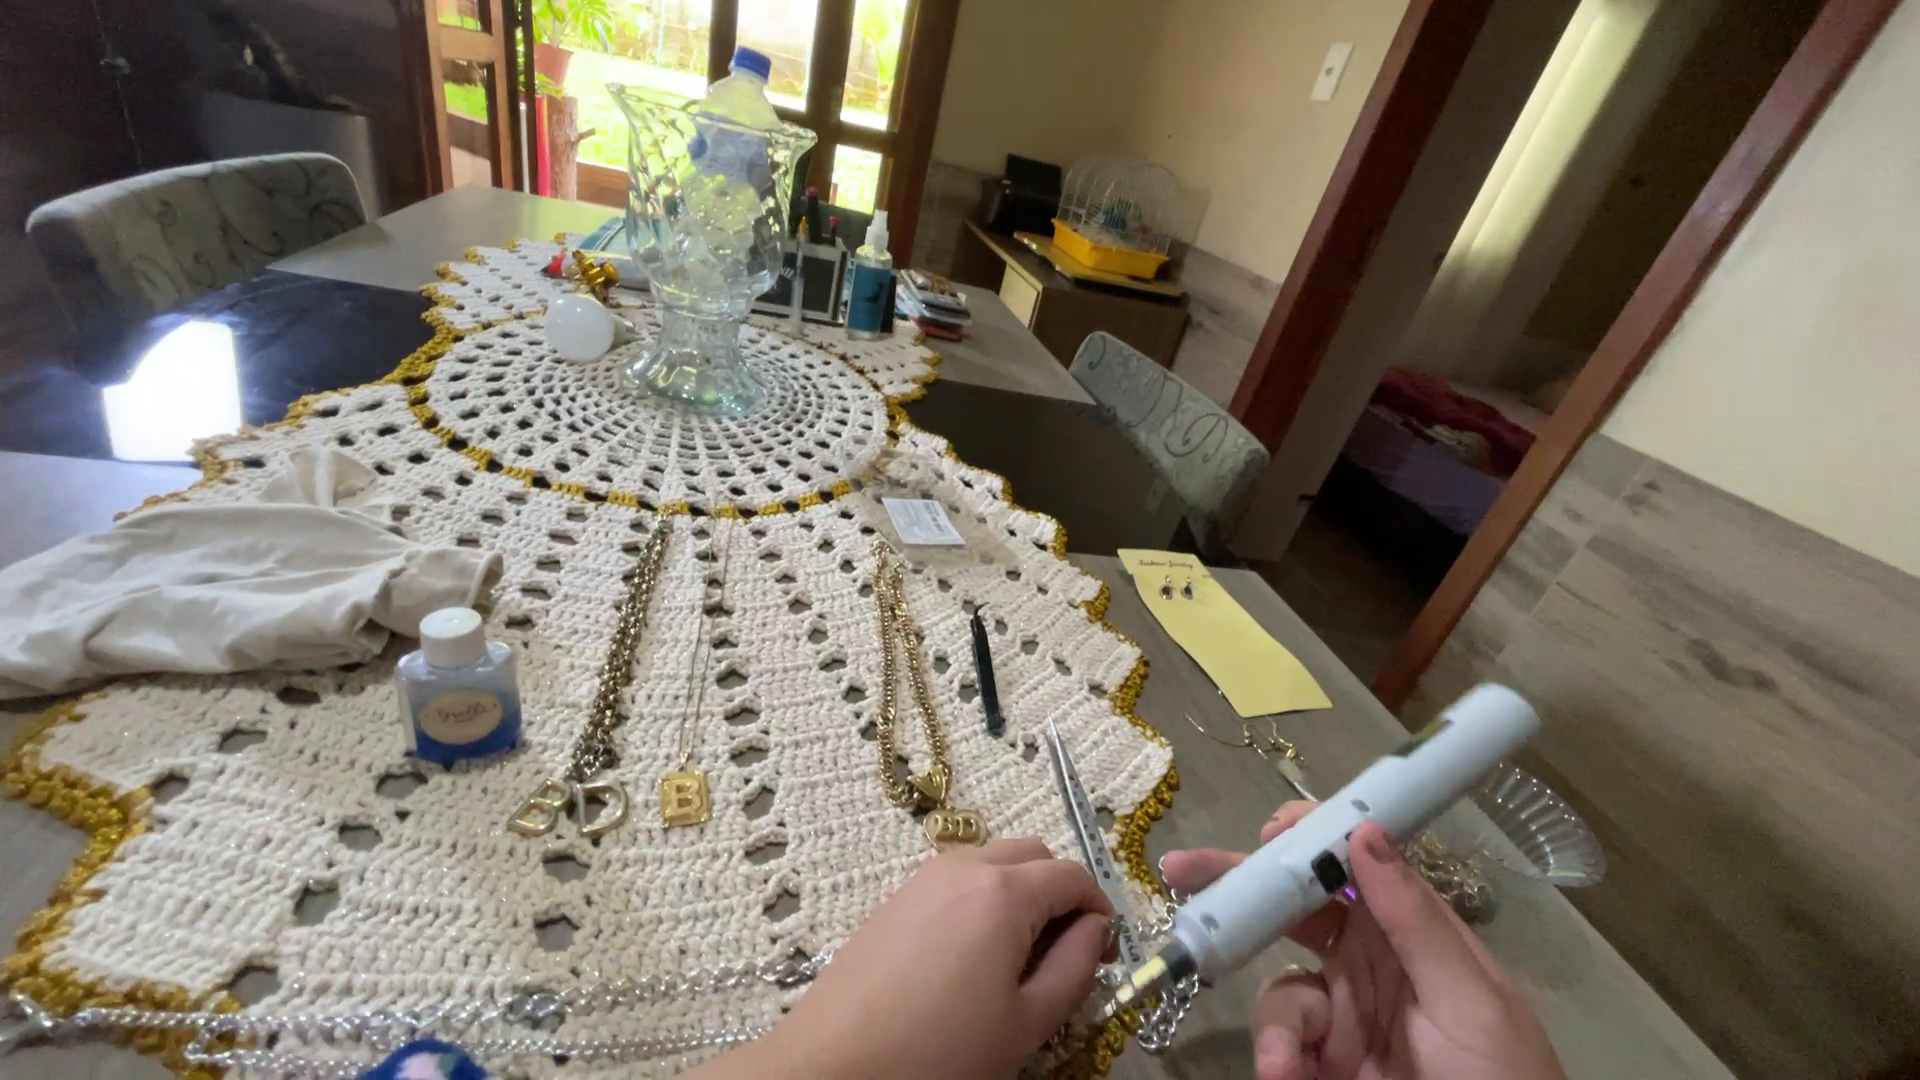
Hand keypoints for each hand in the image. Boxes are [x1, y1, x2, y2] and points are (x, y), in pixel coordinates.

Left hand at [698, 838, 1112, 1079]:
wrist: (837, 1064)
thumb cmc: (941, 1051)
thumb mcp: (1026, 1021)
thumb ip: (1075, 966)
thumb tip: (1096, 929)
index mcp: (1004, 891)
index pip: (1071, 875)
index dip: (1098, 908)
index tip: (1103, 950)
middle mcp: (966, 865)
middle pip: (1033, 853)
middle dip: (1059, 890)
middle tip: (1064, 948)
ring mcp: (926, 874)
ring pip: (993, 859)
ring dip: (1020, 889)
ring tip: (1018, 952)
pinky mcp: (899, 893)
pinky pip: (958, 876)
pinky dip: (982, 894)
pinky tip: (971, 951)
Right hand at [1164, 802, 1565, 1079]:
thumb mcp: (1471, 1004)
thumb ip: (1415, 919)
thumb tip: (1364, 828)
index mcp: (1409, 931)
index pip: (1352, 863)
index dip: (1309, 839)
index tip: (1271, 830)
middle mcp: (1366, 959)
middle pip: (1291, 906)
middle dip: (1238, 887)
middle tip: (1181, 870)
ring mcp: (1338, 1011)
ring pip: (1276, 981)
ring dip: (1276, 1022)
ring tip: (1284, 1068)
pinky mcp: (1317, 1060)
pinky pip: (1277, 1037)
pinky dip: (1276, 1057)